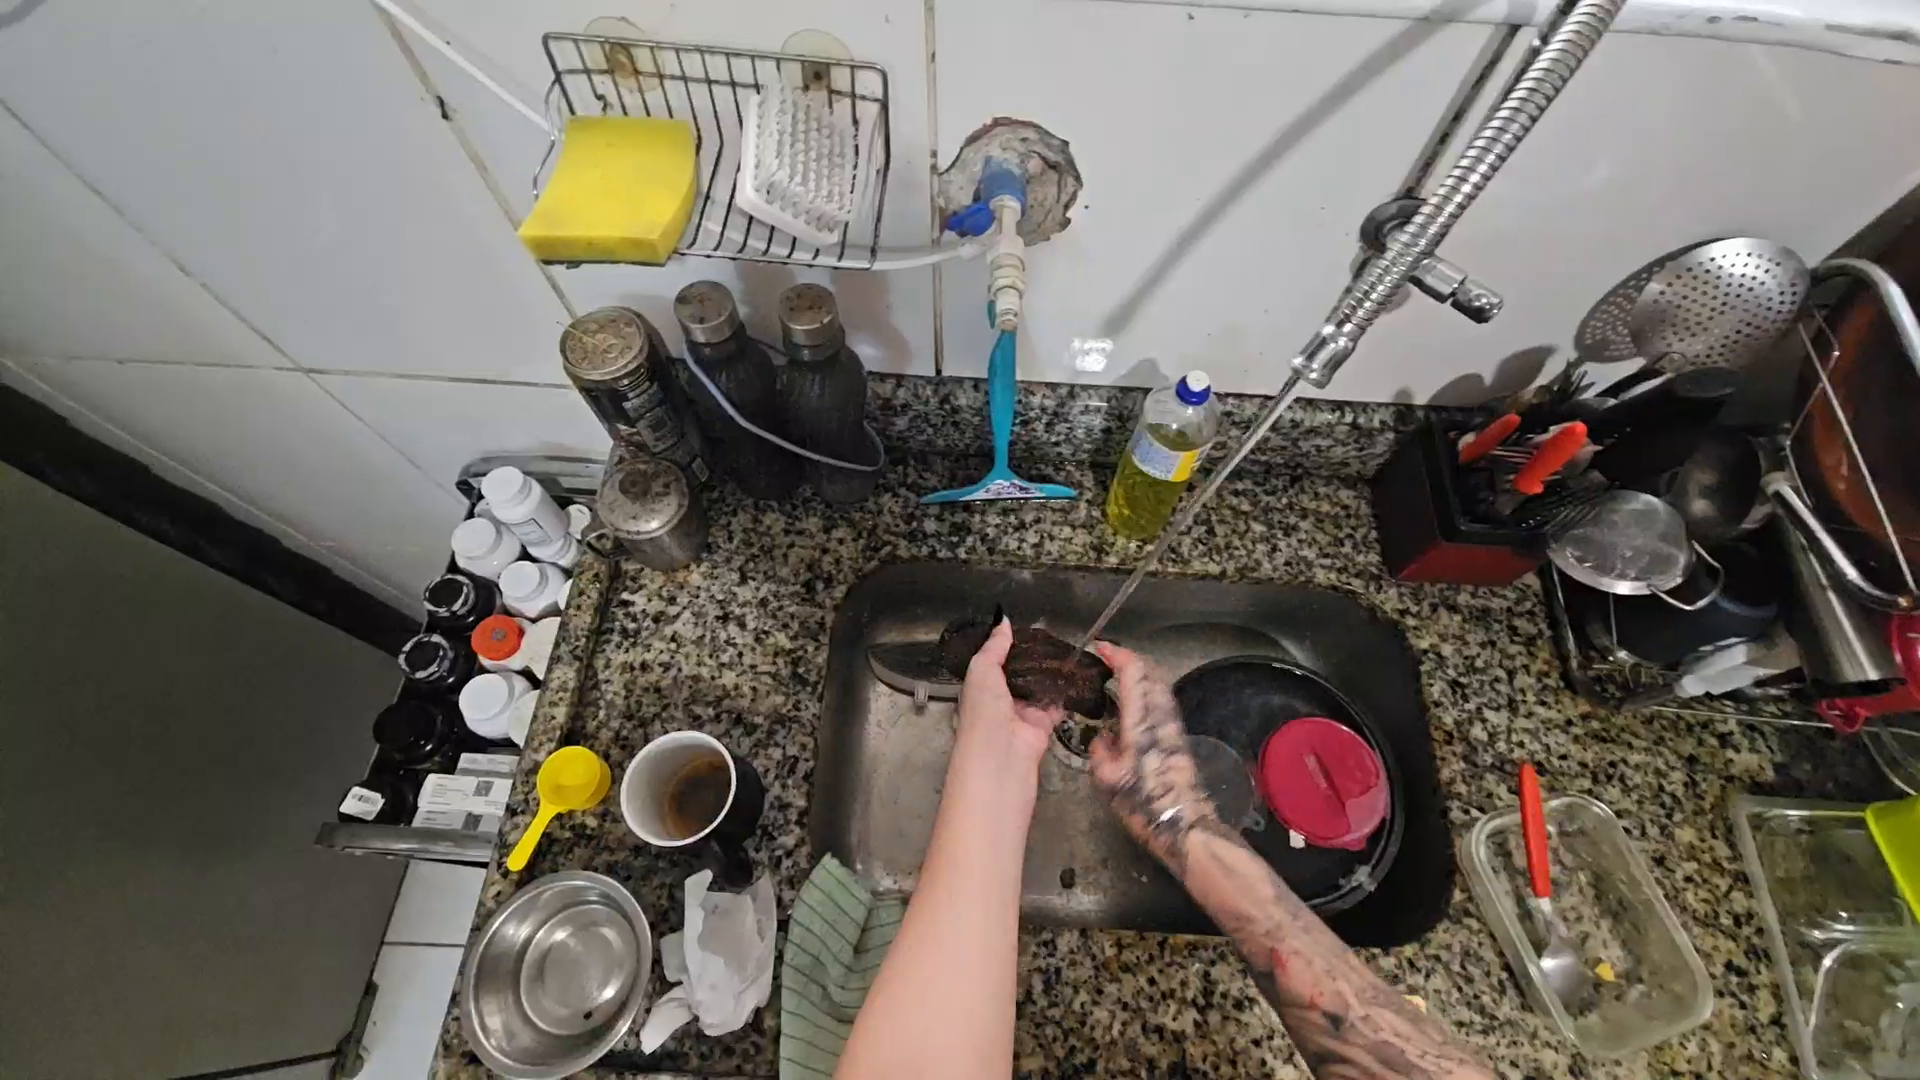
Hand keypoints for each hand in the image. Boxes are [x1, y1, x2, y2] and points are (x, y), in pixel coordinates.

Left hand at [955, 618, 1062, 772]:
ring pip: (1039, 688)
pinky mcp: (1042, 727)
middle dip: (1034, 657)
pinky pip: (1056, 706)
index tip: (1027, 625)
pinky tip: (1078, 676)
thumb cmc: (984, 714)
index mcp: (980, 685)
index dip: (1008, 644)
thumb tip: (1002, 621)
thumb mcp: (982, 671)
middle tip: (1056, 635)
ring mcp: (1022, 714)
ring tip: (1070, 649)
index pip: (995, 660)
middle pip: (1020, 673)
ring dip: (1052, 673)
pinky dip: (1066, 694)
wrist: (1000, 761)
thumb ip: (993, 646)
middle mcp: (1000, 699)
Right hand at [1088, 642, 1219, 861]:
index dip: (1117, 653)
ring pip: (1159, 684)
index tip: (1099, 648)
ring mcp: (1173, 725)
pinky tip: (1134, 702)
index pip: (1134, 672)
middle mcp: (1160, 716)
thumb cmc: (1145, 804)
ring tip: (1117, 675)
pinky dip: (1147, 689)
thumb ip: (1100, 751)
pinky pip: (1162, 700)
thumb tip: (1102, 739)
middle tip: (1106, 659)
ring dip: (1140, 673)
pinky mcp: (1178, 737)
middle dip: (1128, 659)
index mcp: (1141, 720)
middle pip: (1151, 671)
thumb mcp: (1107, 780)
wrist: (1186, 828)